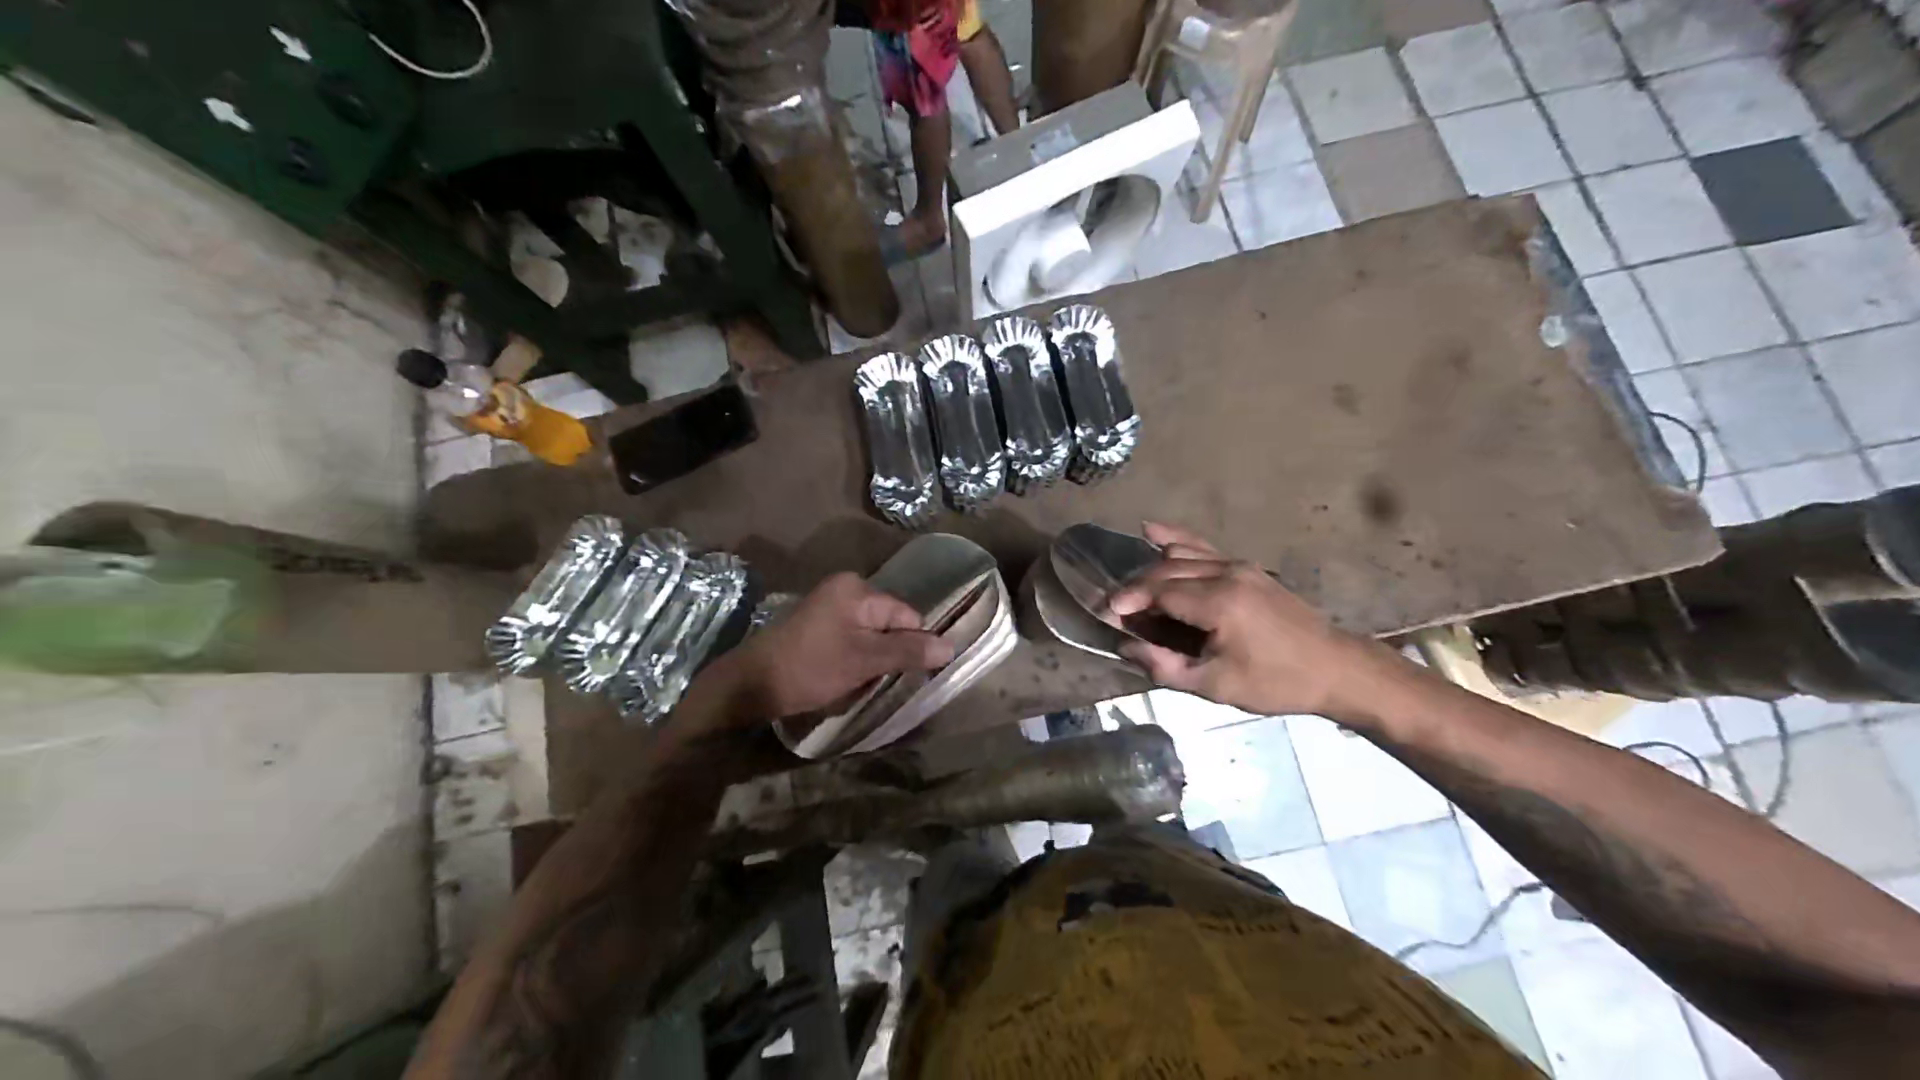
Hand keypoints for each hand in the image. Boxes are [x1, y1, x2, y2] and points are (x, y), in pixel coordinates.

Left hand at [725, 572, 954, 719]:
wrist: (750, 685)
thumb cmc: (810, 668)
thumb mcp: (864, 660)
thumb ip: (908, 651)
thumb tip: (950, 647)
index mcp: (857, 589)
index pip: (906, 614)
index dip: (910, 645)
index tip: (903, 674)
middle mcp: (844, 589)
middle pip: (890, 623)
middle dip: (890, 652)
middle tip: (879, 679)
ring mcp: (828, 607)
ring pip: (871, 634)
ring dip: (872, 659)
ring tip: (861, 681)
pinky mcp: (818, 626)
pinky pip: (852, 638)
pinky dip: (855, 658)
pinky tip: (846, 677)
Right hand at [1105, 522, 1386, 717]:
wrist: (1335, 668)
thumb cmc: (1276, 682)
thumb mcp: (1216, 684)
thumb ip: (1165, 666)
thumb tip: (1126, 647)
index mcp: (1220, 602)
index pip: (1159, 591)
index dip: (1128, 601)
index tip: (1105, 615)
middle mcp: (1227, 573)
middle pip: (1165, 571)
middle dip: (1134, 588)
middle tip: (1113, 609)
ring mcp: (1239, 565)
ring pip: (1181, 556)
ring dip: (1151, 570)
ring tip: (1131, 591)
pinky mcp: (1247, 568)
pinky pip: (1203, 548)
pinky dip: (1175, 540)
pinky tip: (1151, 529)